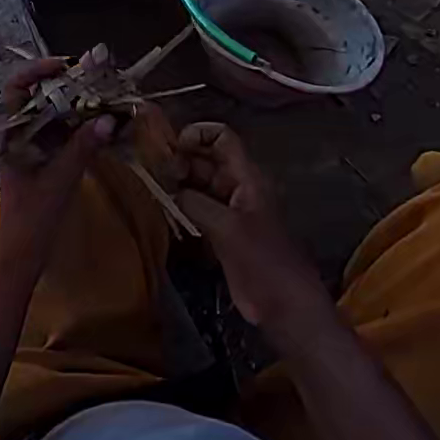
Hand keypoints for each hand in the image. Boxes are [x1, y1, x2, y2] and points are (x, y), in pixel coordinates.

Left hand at [0, 59, 114, 262]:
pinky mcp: (47, 158)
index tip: (66, 66)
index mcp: (12, 134)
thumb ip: (82, 148)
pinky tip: (106, 121)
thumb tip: (108, 120)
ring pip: (56, 113)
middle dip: (70, 83)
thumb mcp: (59, 181)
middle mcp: (21, 134)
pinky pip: (65, 132)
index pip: (17, 88)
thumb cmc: (30, 219)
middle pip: (42, 96)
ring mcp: (34, 146)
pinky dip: (84, 124)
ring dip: (81, 102)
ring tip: (108, 92)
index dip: (37, 71)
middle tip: (100, 74)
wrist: (20, 255)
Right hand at [175, 123, 334, 344]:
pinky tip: (162, 206)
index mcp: (246, 176)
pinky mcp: (219, 230)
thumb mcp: (228, 226)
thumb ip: (195, 202)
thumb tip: (170, 191)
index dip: (198, 134)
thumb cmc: (263, 260)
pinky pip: (194, 205)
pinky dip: (179, 202)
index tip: (175, 148)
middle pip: (204, 158)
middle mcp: (235, 186)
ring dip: (176, 181)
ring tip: (156, 187)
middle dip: (181, 158)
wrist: (284, 305)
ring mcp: (227, 208)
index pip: (221, 137)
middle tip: (161, 174)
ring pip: (197, 182)